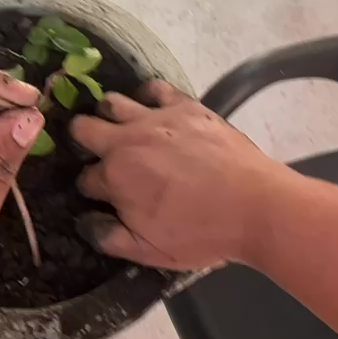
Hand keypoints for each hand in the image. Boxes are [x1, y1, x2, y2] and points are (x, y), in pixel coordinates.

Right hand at [70, 80, 301, 269]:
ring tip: (122, 128)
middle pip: (82, 128)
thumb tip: (86, 222)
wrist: (255, 206)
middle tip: (100, 154)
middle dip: (83, 141)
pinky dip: (148, 96)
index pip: (85, 178)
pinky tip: (153, 109)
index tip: (104, 195)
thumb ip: (109, 237)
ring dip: (109, 115)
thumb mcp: (150, 251)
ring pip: (111, 101)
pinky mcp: (183, 105)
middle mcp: (126, 141)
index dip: (91, 188)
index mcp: (115, 177)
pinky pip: (154, 87)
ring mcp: (154, 118)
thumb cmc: (201, 232)